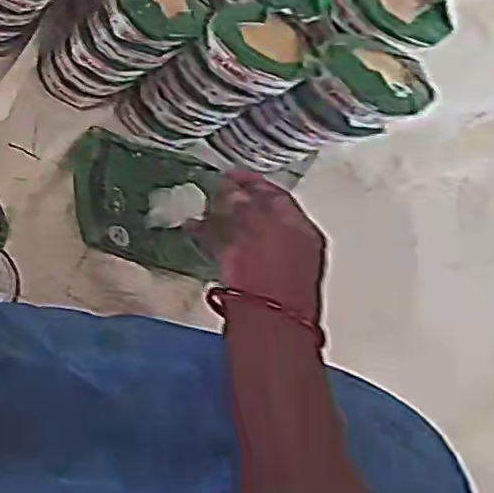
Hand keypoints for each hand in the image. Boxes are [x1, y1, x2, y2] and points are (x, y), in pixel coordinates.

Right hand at [195, 170, 325, 322]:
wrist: (266, 319)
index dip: (252, 181)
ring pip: (243, 229)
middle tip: (211, 188)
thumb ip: (245, 205)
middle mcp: (289, 242)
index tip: (228, 173)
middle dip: (235, 199)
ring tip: (198, 208)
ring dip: (221, 217)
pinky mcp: (250, 276)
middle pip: (260, 212)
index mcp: (300, 228)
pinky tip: (194, 230)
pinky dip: (213, 236)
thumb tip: (233, 190)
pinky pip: (230, 246)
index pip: (276, 195)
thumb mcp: (257, 228)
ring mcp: (269, 260)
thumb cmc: (267, 270)